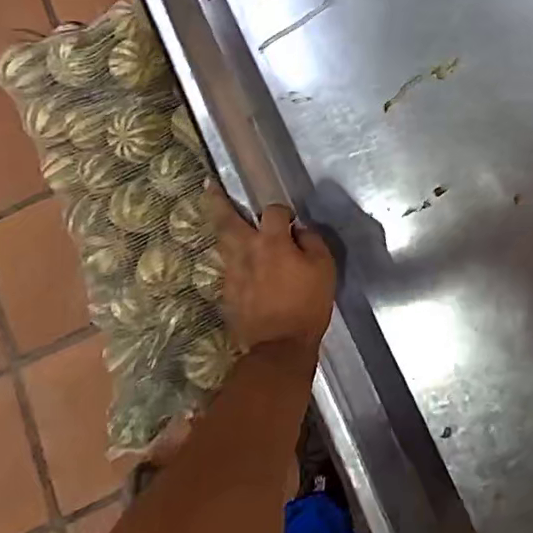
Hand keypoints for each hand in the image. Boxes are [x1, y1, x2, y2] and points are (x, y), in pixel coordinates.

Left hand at [209, 186, 336, 351]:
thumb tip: (299, 232)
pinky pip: (227, 265)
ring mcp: (232, 271)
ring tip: (217, 213)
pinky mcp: (227, 290)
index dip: (282, 211)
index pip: (272, 211)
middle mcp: (246, 250)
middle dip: (218, 200)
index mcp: (271, 242)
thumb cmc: (306, 306)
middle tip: (208, 185)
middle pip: (227, 218)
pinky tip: (235, 257)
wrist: (278, 346)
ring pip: (222, 241)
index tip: (290, 219)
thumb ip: (312, 242)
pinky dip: (230, 255)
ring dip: (221, 225)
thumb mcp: (324, 269)